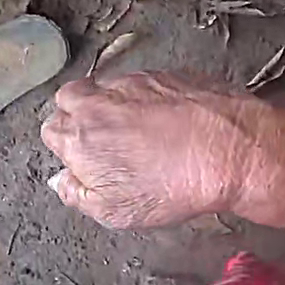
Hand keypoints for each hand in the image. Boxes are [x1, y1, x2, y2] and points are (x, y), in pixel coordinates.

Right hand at [40, 73, 284, 229]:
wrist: (231, 151)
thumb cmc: (174, 186)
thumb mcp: (115, 211)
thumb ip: (77, 194)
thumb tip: (60, 180)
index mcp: (79, 135)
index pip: (52, 130)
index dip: (71, 145)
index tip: (91, 158)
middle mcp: (100, 100)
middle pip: (72, 99)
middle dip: (84, 116)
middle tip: (112, 140)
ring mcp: (135, 82)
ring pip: (109, 86)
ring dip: (118, 104)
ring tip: (145, 132)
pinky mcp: (167, 73)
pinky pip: (147, 82)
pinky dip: (151, 97)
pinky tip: (172, 120)